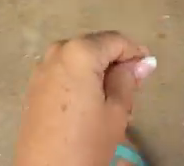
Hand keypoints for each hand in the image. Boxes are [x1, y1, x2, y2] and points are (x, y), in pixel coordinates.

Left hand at [13, 32, 154, 165]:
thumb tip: (142, 62)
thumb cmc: (85, 143)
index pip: (115, 40)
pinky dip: (80, 79)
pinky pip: (65, 71)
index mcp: (79, 52)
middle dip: (115, 63)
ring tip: (112, 101)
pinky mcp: (35, 84)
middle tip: (132, 90)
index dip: (135, 52)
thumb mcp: (116, 113)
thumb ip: (128, 81)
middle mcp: (58, 50)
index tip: (148, 68)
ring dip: (98, 72)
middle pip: (95, 47)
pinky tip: (89, 103)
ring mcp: (43, 66)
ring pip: (80, 59)